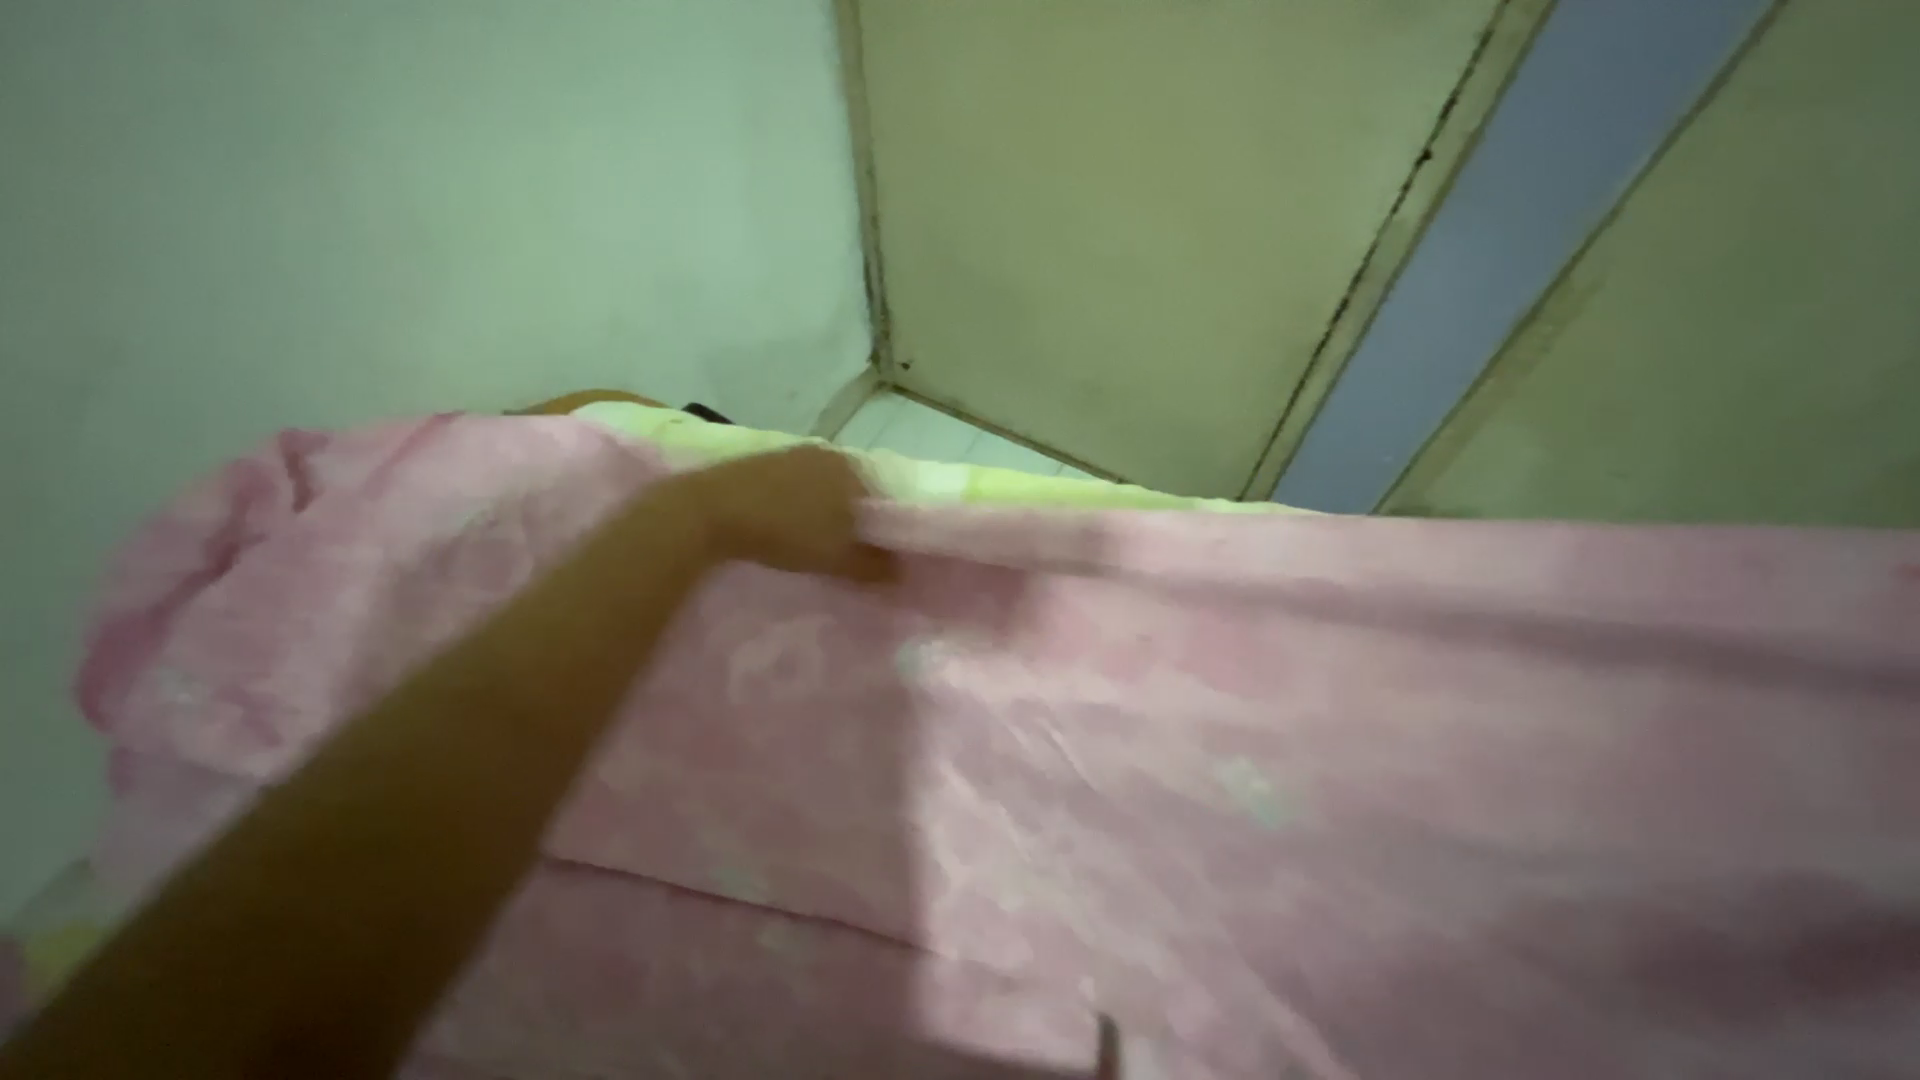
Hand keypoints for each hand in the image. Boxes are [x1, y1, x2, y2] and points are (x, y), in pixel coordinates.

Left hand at [670, 445, 898, 583]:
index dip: (885, 530)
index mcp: (854, 469)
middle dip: (854, 521)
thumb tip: (902, 574)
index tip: (878, 556)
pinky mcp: (763, 460)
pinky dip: (797, 505)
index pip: (885, 499)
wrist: (709, 510)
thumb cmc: (785, 532)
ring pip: (823, 488)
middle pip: (855, 492)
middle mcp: (829, 452)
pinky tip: (784, 525)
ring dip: (824, 513)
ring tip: (814, 542)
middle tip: (846, 553)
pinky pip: (794, 485)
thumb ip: (874, 566)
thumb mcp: (836, 558)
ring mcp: (793, 452)